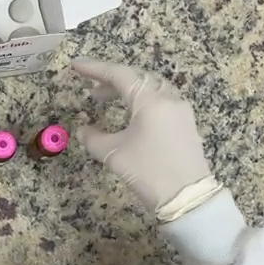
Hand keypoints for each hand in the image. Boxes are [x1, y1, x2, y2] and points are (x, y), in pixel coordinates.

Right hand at [73, 59, 221, 221]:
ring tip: (108, 101)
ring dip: (128, 91)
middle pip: (137, 78)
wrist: (188, 198)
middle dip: (111, 81)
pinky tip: (131, 116)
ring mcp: (181, 111)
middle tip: (92, 90)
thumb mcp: (113, 154)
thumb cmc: (148, 172)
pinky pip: (162, 101)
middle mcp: (168, 98)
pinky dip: (142, 101)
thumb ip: (92, 138)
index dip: (94, 68)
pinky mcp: (186, 124)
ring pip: (151, 88)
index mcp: (150, 100)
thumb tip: (82, 130)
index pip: (119, 74)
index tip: (76, 66)